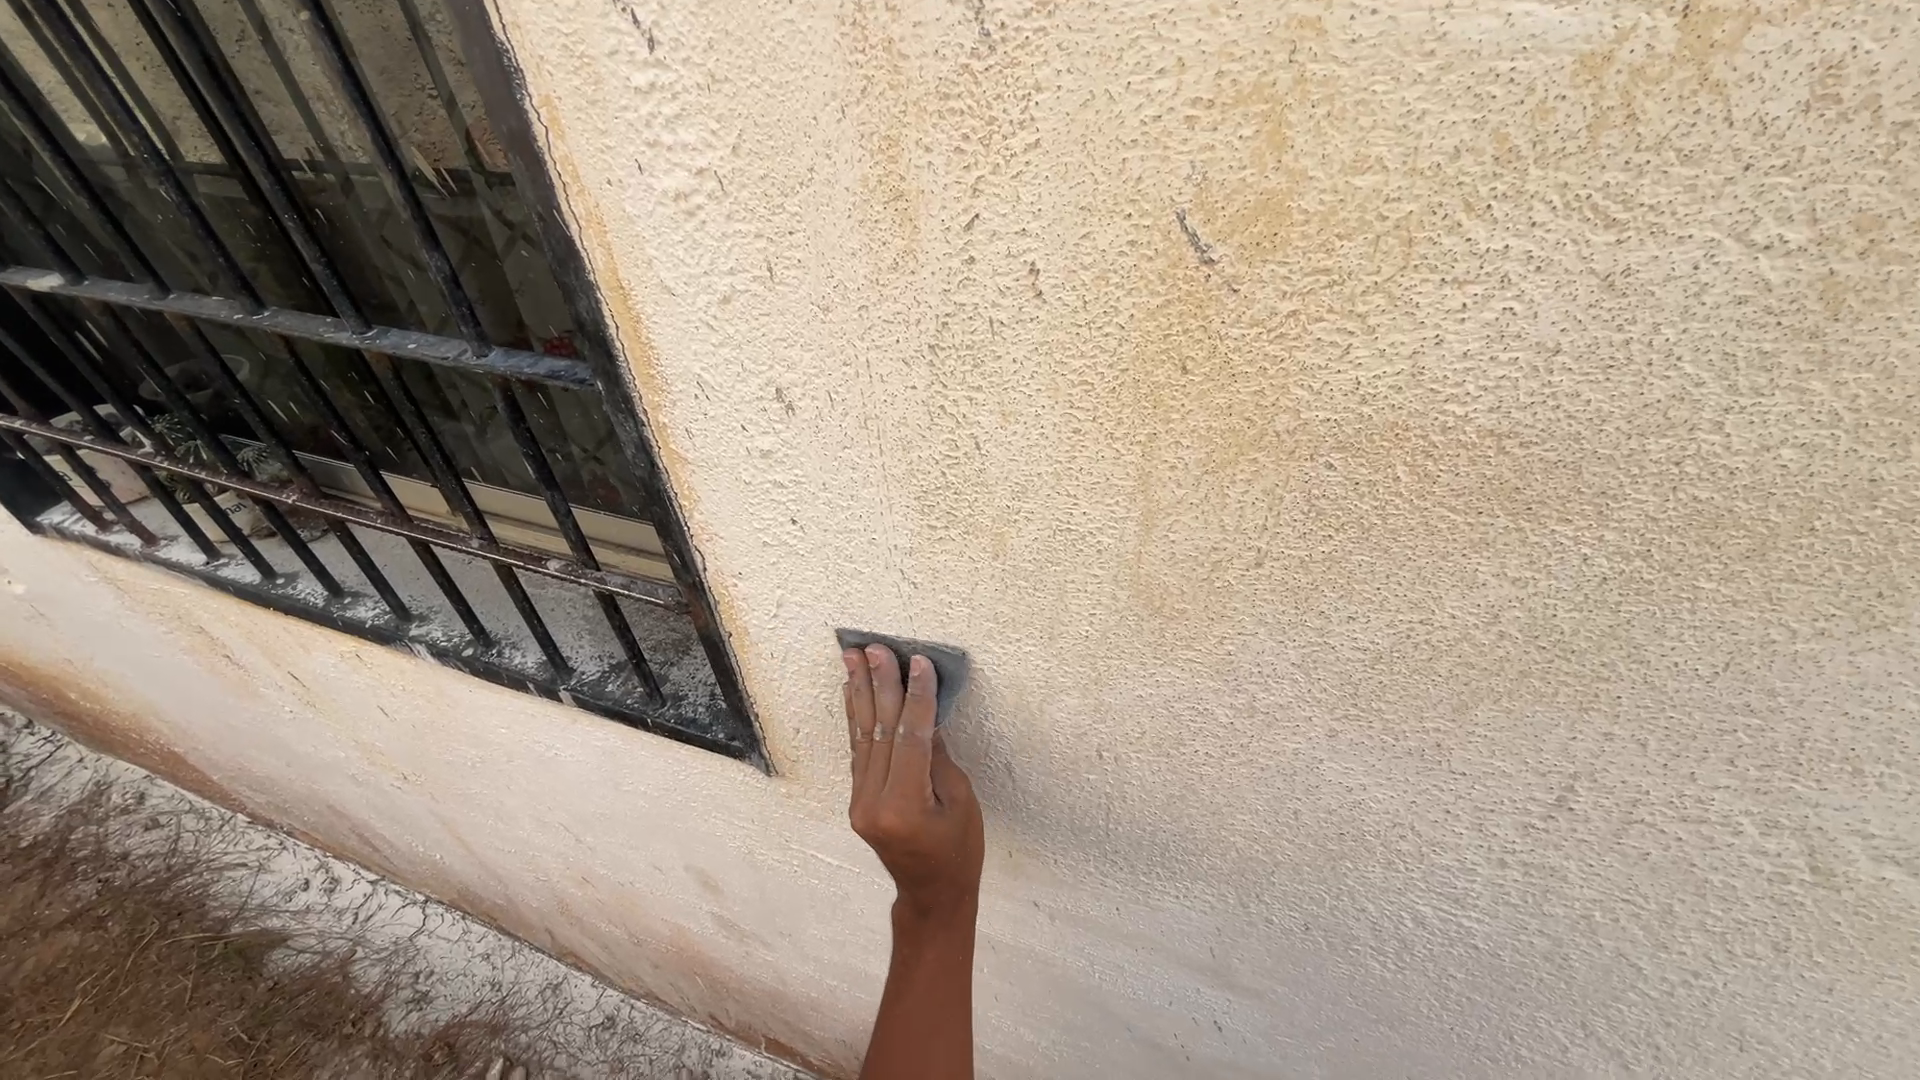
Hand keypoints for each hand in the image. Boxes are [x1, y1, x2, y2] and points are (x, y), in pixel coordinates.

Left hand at [844, 644, 984, 919]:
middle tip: (873, 648)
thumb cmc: (958, 851)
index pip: (909, 737)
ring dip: (859, 692)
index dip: (916, 697)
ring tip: (851, 658)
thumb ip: (937, 756)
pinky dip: (857, 717)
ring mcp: (859, 800)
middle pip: (879, 731)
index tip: (918, 661)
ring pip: (861, 735)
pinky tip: (854, 691)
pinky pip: (857, 750)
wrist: (932, 894)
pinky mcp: (857, 798)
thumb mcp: (960, 801)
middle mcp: (873, 801)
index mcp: (904, 805)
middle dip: (879, 685)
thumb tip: (922, 711)